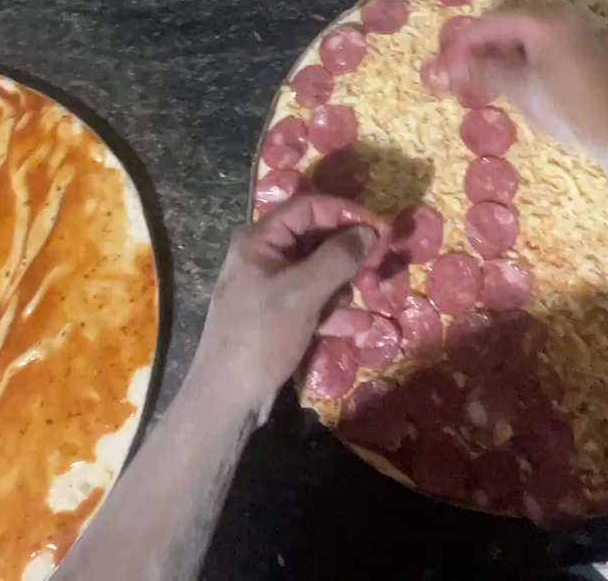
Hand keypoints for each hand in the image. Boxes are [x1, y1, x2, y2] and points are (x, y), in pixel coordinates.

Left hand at [189, 195, 378, 412]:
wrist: (226, 400)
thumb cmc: (260, 336)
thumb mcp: (302, 293)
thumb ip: (337, 258)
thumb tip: (369, 232)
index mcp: (260, 240)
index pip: (308, 207)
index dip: (346, 212)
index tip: (380, 227)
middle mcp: (263, 256)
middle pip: (315, 237)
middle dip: (350, 248)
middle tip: (382, 259)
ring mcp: (269, 287)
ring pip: (317, 270)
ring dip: (346, 279)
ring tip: (374, 289)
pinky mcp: (277, 316)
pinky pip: (313, 300)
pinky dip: (335, 309)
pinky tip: (360, 324)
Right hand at [442, 11, 607, 167]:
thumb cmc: (571, 110)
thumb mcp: (521, 91)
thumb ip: (484, 70)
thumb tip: (450, 64)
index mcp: (546, 22)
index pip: (493, 22)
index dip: (465, 40)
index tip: (444, 58)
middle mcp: (564, 19)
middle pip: (511, 26)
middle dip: (482, 47)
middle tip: (460, 70)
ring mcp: (581, 35)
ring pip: (530, 39)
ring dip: (503, 56)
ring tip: (482, 80)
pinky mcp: (590, 54)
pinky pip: (547, 49)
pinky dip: (525, 61)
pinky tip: (514, 82)